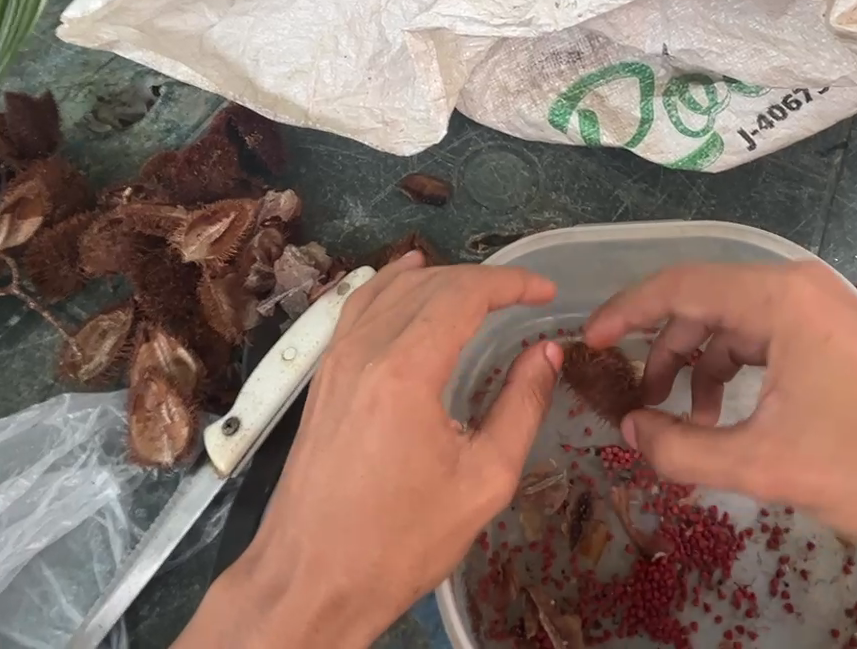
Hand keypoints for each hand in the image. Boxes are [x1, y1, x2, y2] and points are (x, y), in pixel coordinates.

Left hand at [178, 253, 562, 648]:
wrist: (309, 579)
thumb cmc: (402, 540)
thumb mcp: (483, 481)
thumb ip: (521, 406)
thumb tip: (547, 352)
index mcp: (407, 369)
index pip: (465, 294)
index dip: (511, 282)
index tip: (546, 289)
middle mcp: (366, 347)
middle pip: (431, 283)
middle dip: (483, 280)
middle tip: (524, 295)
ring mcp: (337, 356)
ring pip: (393, 287)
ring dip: (442, 278)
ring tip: (482, 287)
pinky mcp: (323, 372)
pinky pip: (360, 304)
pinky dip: (392, 282)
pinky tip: (409, 276)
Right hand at [582, 261, 856, 567]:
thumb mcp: (769, 466)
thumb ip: (683, 450)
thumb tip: (629, 431)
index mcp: (777, 297)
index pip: (677, 285)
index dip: (625, 312)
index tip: (588, 343)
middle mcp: (794, 287)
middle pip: (700, 303)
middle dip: (659, 351)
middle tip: (633, 401)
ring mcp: (817, 308)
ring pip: (729, 324)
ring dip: (694, 366)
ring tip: (679, 421)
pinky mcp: (831, 335)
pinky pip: (760, 341)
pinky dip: (730, 373)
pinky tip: (723, 418)